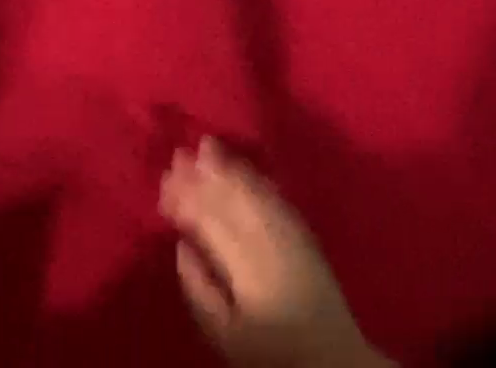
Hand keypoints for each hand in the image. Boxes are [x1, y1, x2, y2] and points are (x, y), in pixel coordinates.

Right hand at [160, 139, 391, 367]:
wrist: (330, 357)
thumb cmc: (271, 350)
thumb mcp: (225, 334)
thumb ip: (200, 289)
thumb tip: (181, 246)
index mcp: (246, 264)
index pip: (210, 219)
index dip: (187, 197)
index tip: (164, 181)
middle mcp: (269, 239)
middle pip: (232, 198)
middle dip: (204, 174)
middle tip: (179, 153)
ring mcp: (290, 231)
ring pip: (254, 191)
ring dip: (229, 167)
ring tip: (207, 147)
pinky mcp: (304, 232)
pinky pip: (276, 196)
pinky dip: (256, 178)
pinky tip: (243, 168)